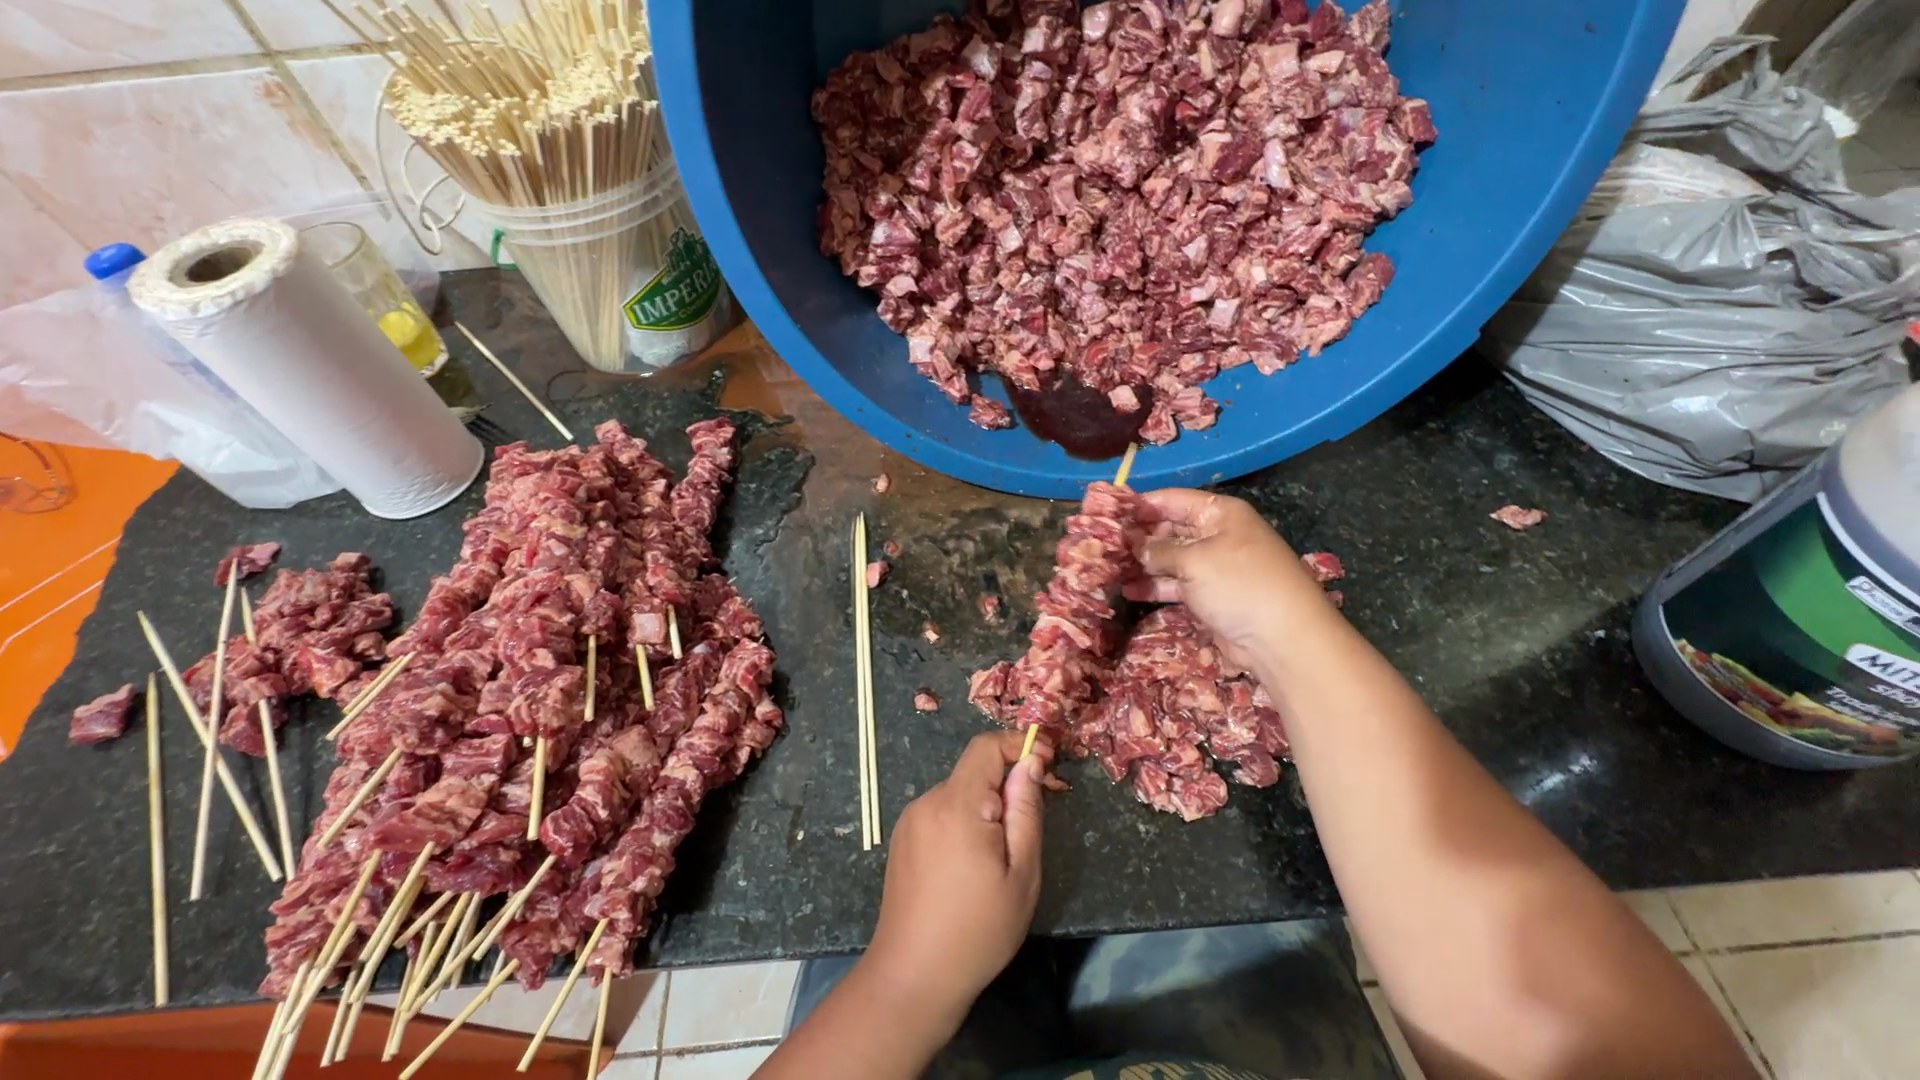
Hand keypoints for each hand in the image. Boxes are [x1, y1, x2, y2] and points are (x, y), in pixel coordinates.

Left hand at [862, 732, 1049, 1026]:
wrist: (912, 976)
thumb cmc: (978, 930)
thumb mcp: (1021, 873)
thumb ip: (1026, 811)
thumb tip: (1030, 763)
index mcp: (957, 805)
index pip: (986, 747)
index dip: (1020, 745)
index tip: (1050, 762)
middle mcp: (928, 802)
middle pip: (973, 771)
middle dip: (1008, 782)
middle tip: (1037, 815)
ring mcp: (911, 821)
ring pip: (959, 793)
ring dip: (987, 805)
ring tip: (1006, 852)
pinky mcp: (903, 840)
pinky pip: (942, 813)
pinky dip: (966, 821)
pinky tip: (974, 863)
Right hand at [1123, 488, 1333, 670]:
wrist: (1281, 637)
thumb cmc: (1239, 584)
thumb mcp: (1195, 561)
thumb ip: (1160, 550)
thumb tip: (1135, 545)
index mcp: (1221, 513)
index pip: (1174, 499)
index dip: (1142, 504)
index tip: (1110, 511)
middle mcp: (1217, 535)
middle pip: (1171, 528)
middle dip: (1139, 536)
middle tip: (1104, 543)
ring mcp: (1214, 567)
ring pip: (1171, 559)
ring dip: (1142, 563)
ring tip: (1109, 567)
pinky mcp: (1210, 596)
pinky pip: (1176, 584)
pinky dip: (1154, 586)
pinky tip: (1128, 589)